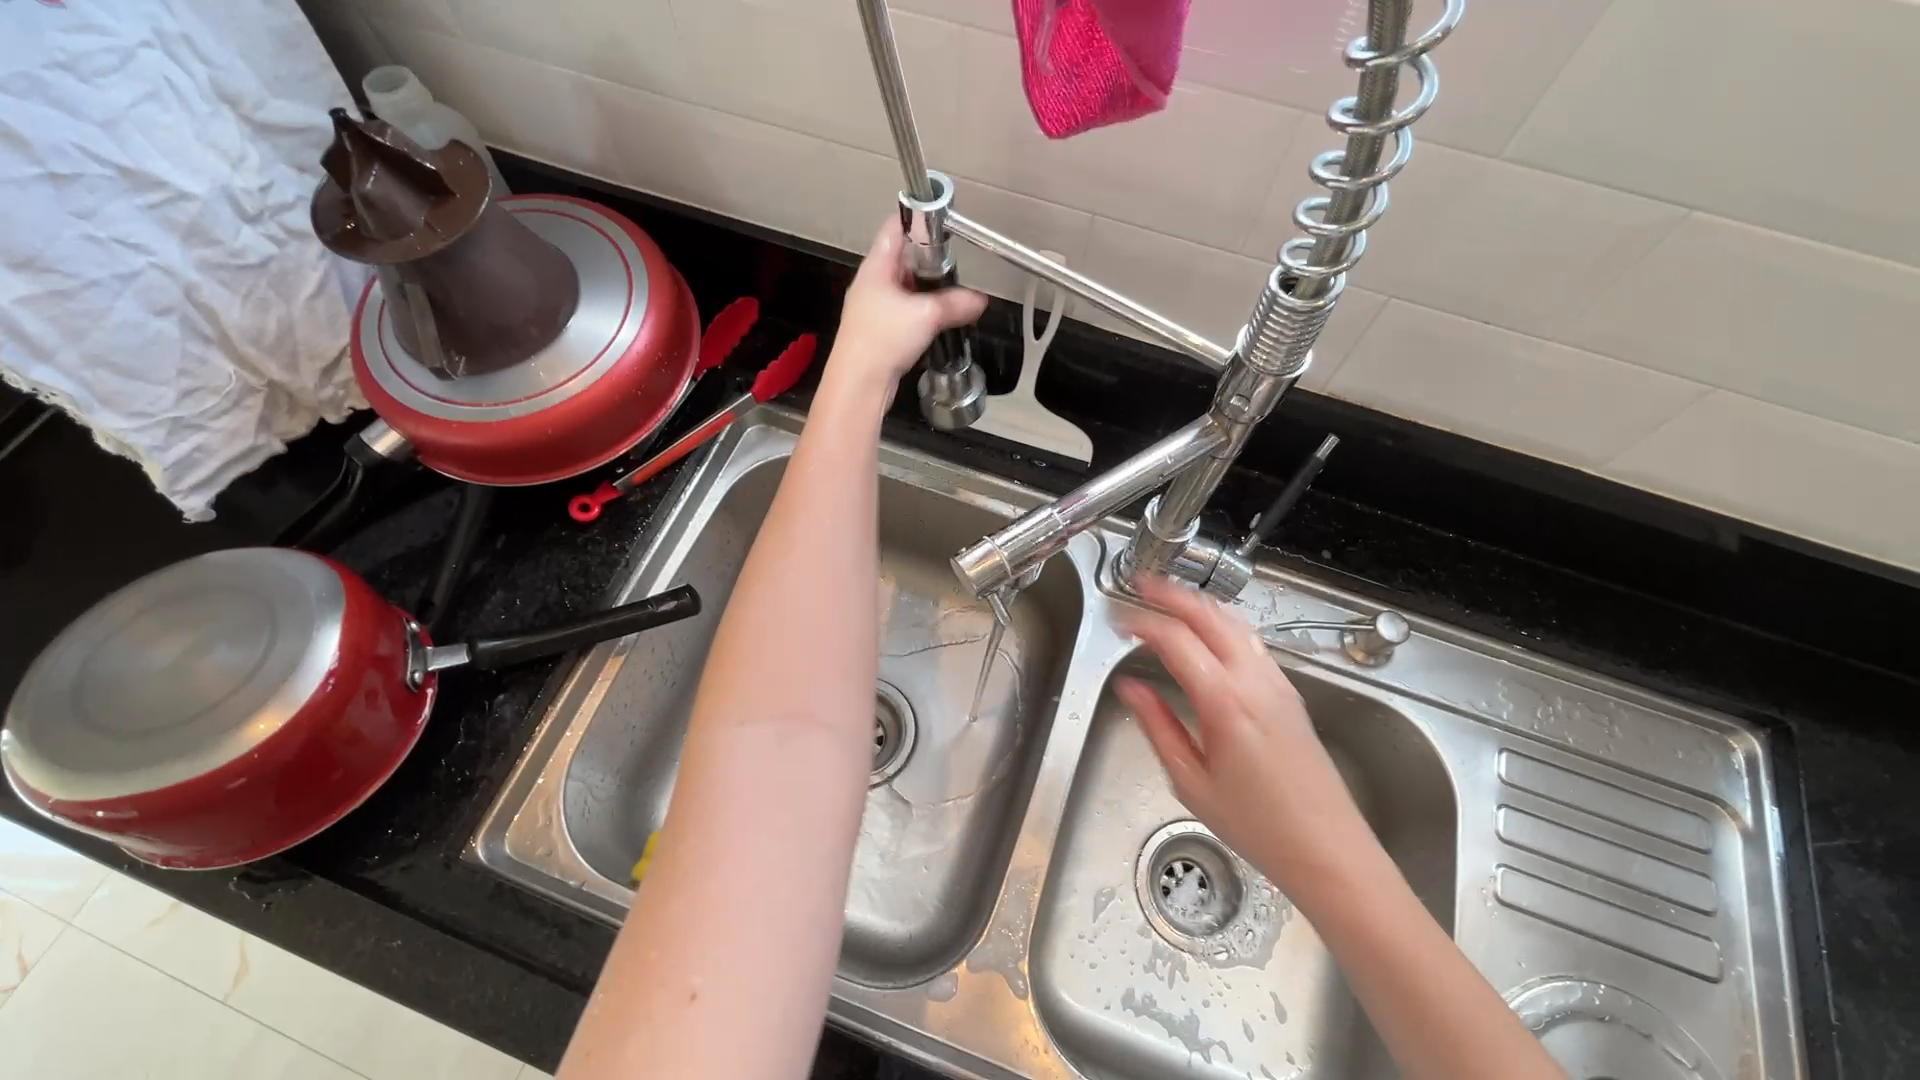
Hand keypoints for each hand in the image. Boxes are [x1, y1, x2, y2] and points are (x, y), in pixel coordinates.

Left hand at [823, 219, 986, 399]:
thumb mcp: (926, 316)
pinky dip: (922, 312)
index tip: (943, 223)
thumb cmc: (882, 341)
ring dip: (928, 290)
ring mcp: (874, 307)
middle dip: (930, 261)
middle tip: (956, 266)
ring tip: (952, 294)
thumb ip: (955, 304)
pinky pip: (904, 311)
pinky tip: (937, 321)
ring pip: (906, 288)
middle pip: (904, 258)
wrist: (859, 384)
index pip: (895, 228)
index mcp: (876, 267)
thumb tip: (980, 300)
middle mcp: (872, 283)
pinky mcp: (880, 330)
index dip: (918, 220)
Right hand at [1116, 576, 1373, 893]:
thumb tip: (1130, 690)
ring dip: (1200, 605)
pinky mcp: (1290, 694)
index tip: (1119, 622)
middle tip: (1142, 587)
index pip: (1176, 640)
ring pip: (1236, 622)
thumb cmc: (1258, 825)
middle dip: (1172, 595)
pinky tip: (1208, 634)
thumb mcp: (1191, 780)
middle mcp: (1255, 681)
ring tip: (1171, 602)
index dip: (1142, 623)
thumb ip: (1157, 726)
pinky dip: (1223, 624)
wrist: (1329, 849)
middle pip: (1210, 615)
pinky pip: (1252, 642)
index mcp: (1225, 702)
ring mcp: (1278, 683)